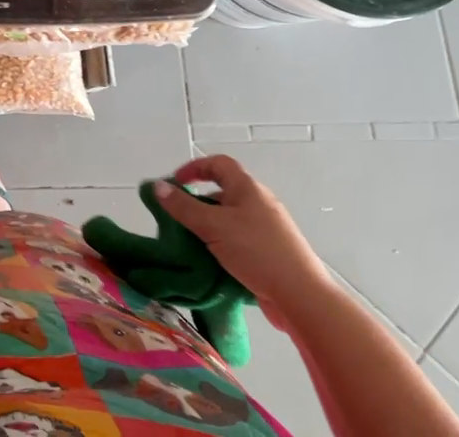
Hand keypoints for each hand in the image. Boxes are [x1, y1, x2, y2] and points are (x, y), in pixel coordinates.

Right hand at [153, 155, 335, 328]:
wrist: (301, 296)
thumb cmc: (256, 251)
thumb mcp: (213, 226)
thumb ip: (183, 206)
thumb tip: (157, 186)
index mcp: (248, 189)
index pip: (218, 164)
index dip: (194, 168)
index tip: (174, 183)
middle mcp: (260, 203)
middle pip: (223, 192)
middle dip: (198, 202)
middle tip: (178, 219)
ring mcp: (268, 229)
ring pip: (230, 219)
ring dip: (209, 227)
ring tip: (191, 243)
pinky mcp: (271, 253)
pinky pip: (240, 241)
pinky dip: (223, 246)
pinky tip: (212, 262)